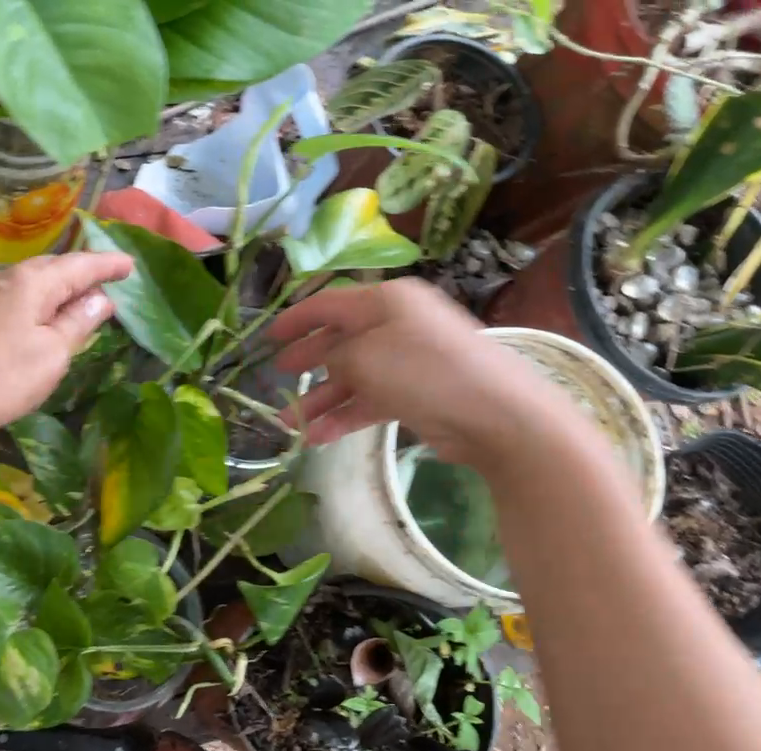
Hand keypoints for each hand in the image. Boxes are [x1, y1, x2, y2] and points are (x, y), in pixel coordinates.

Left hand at [0, 251, 132, 444]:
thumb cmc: (3, 379)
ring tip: (84, 298)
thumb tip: (100, 299)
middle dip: (83, 273)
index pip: (79, 265)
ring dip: (61, 288)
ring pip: (34, 282)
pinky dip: (40, 301)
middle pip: (54, 268)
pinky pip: (18, 297)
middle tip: (110, 282)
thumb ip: (78, 322)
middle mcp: (7, 278)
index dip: (107, 266)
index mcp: (31, 281)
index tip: (131, 266)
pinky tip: (47, 314)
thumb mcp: (52, 353)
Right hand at [270, 278, 580, 467]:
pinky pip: (367, 401)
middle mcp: (394, 325)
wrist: (492, 412)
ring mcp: (405, 361)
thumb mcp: (363, 356)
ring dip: (318, 400)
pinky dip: (342, 417)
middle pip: (339, 340)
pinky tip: (317, 438)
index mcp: (385, 301)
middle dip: (307, 360)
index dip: (296, 318)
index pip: (329, 302)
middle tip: (278, 376)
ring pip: (350, 377)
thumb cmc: (422, 370)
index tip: (268, 336)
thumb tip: (326, 361)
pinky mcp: (413, 394)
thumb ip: (332, 354)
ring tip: (287, 425)